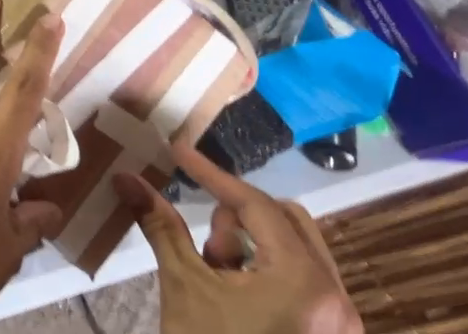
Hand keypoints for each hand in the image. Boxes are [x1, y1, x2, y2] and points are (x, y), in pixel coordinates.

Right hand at [114, 146, 361, 333]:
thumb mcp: (184, 285)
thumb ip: (161, 226)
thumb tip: (126, 178)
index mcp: (304, 281)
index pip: (256, 205)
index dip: (212, 175)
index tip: (176, 151)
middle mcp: (336, 296)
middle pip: (288, 220)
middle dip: (236, 214)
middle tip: (201, 236)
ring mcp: (341, 321)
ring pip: (297, 250)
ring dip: (249, 243)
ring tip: (214, 272)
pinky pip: (302, 279)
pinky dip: (265, 269)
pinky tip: (232, 291)